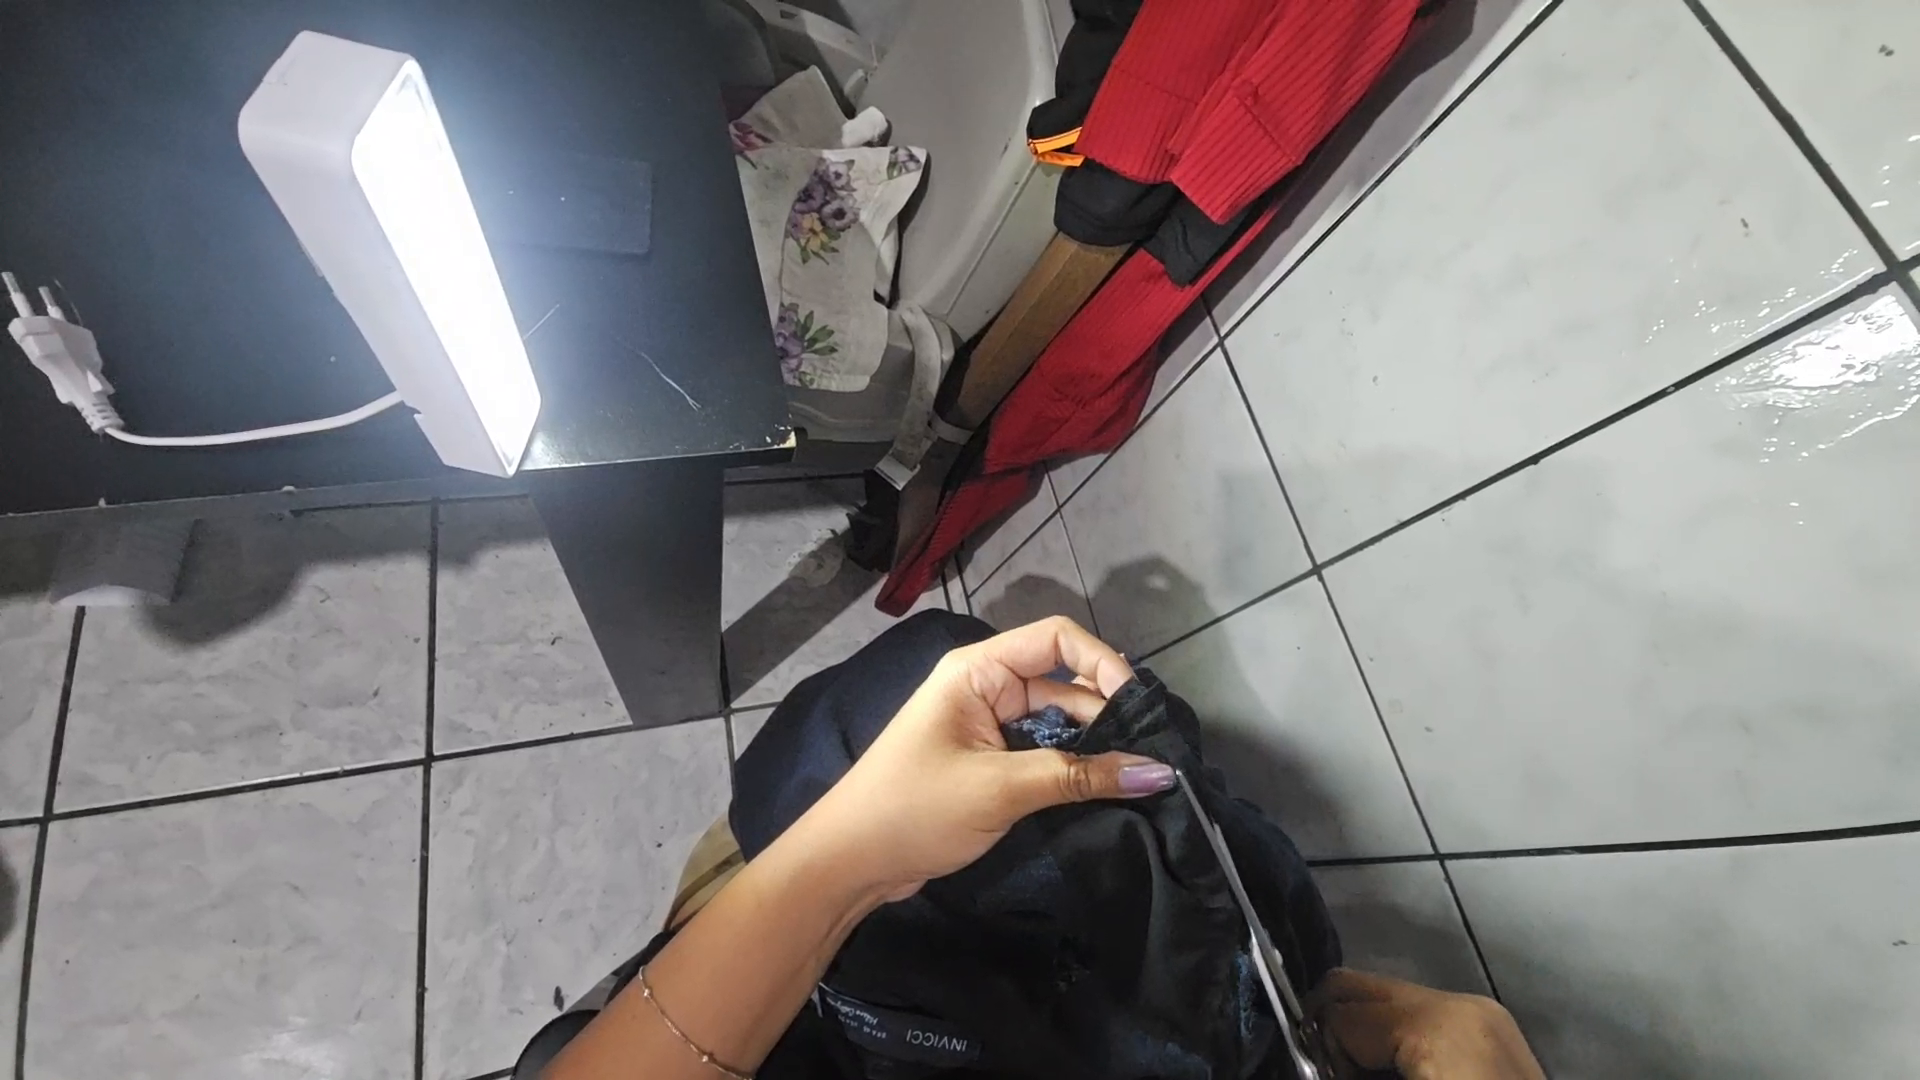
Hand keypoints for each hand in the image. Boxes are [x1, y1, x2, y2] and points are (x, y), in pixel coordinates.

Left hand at [786, 616, 1176, 905]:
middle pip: (1062, 682)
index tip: (1140, 706)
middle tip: (1153, 755)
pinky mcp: (990, 759)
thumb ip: (1077, 776)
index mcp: (978, 670)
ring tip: (1142, 775)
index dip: (1102, 661)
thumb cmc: (914, 808)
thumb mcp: (999, 789)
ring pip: (1057, 720)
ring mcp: (988, 724)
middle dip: (1106, 713)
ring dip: (1094, 744)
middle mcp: (986, 686)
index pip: (1055, 639)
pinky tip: (1106, 787)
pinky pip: (1043, 750)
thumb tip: (1158, 772)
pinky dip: (1073, 766)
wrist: (850, 861)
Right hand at [1313, 969, 1545, 1079]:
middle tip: (1335, 1070)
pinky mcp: (1491, 1030)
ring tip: (1372, 1076)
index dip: (1321, 1046)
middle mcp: (1457, 1003)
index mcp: (1434, 1027)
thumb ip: (1345, 1072)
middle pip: (1357, 987)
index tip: (1320, 1074)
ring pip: (1387, 999)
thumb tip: (1317, 1056)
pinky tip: (1407, 1074)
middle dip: (1336, 1028)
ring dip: (1367, 1035)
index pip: (1339, 1010)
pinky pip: (1421, 1017)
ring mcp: (1481, 1014)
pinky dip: (1400, 1041)